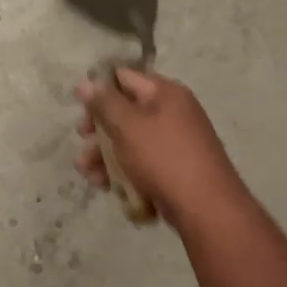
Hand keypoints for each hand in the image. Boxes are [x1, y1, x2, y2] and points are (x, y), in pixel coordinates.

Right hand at [76, 69, 246, 225]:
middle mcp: (171, 113)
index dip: (99, 89)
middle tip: (83, 138)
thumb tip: (85, 82)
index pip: (124, 78)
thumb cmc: (163, 158)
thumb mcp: (127, 126)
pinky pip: (140, 160)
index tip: (80, 107)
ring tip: (87, 171)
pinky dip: (120, 169)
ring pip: (128, 139)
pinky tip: (104, 184)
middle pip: (124, 111)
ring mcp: (173, 141)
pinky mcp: (172, 167)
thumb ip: (104, 102)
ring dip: (103, 153)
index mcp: (166, 94)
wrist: (206, 208)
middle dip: (98, 128)